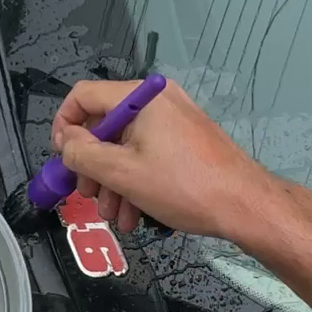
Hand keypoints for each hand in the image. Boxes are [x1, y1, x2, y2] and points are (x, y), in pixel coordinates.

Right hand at [52, 79, 273, 238]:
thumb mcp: (122, 173)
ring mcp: (174, 118)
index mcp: (141, 97)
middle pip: (104, 123)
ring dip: (112, 179)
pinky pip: (147, 150)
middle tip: (87, 194)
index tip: (62, 158)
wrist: (248, 207)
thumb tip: (66, 141)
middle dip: (91, 163)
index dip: (64, 125)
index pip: (83, 95)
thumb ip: (83, 153)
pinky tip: (133, 213)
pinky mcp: (186, 138)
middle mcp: (156, 99)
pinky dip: (135, 177)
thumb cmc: (184, 186)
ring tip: (114, 215)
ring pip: (125, 143)